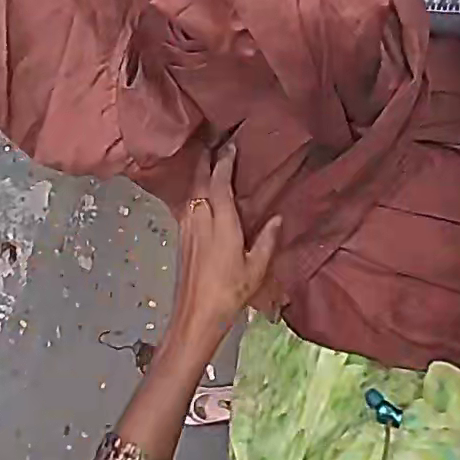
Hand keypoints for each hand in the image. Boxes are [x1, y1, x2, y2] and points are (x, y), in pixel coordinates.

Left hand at [171, 144, 281, 347]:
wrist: (195, 316)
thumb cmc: (229, 293)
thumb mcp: (256, 269)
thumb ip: (267, 240)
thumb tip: (277, 218)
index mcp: (221, 224)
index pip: (220, 184)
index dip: (224, 163)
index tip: (230, 146)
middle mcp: (200, 220)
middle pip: (199, 181)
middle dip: (206, 160)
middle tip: (214, 143)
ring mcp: (187, 228)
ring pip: (191, 192)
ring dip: (199, 174)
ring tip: (207, 161)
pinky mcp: (181, 238)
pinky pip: (187, 205)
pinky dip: (195, 191)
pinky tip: (200, 193)